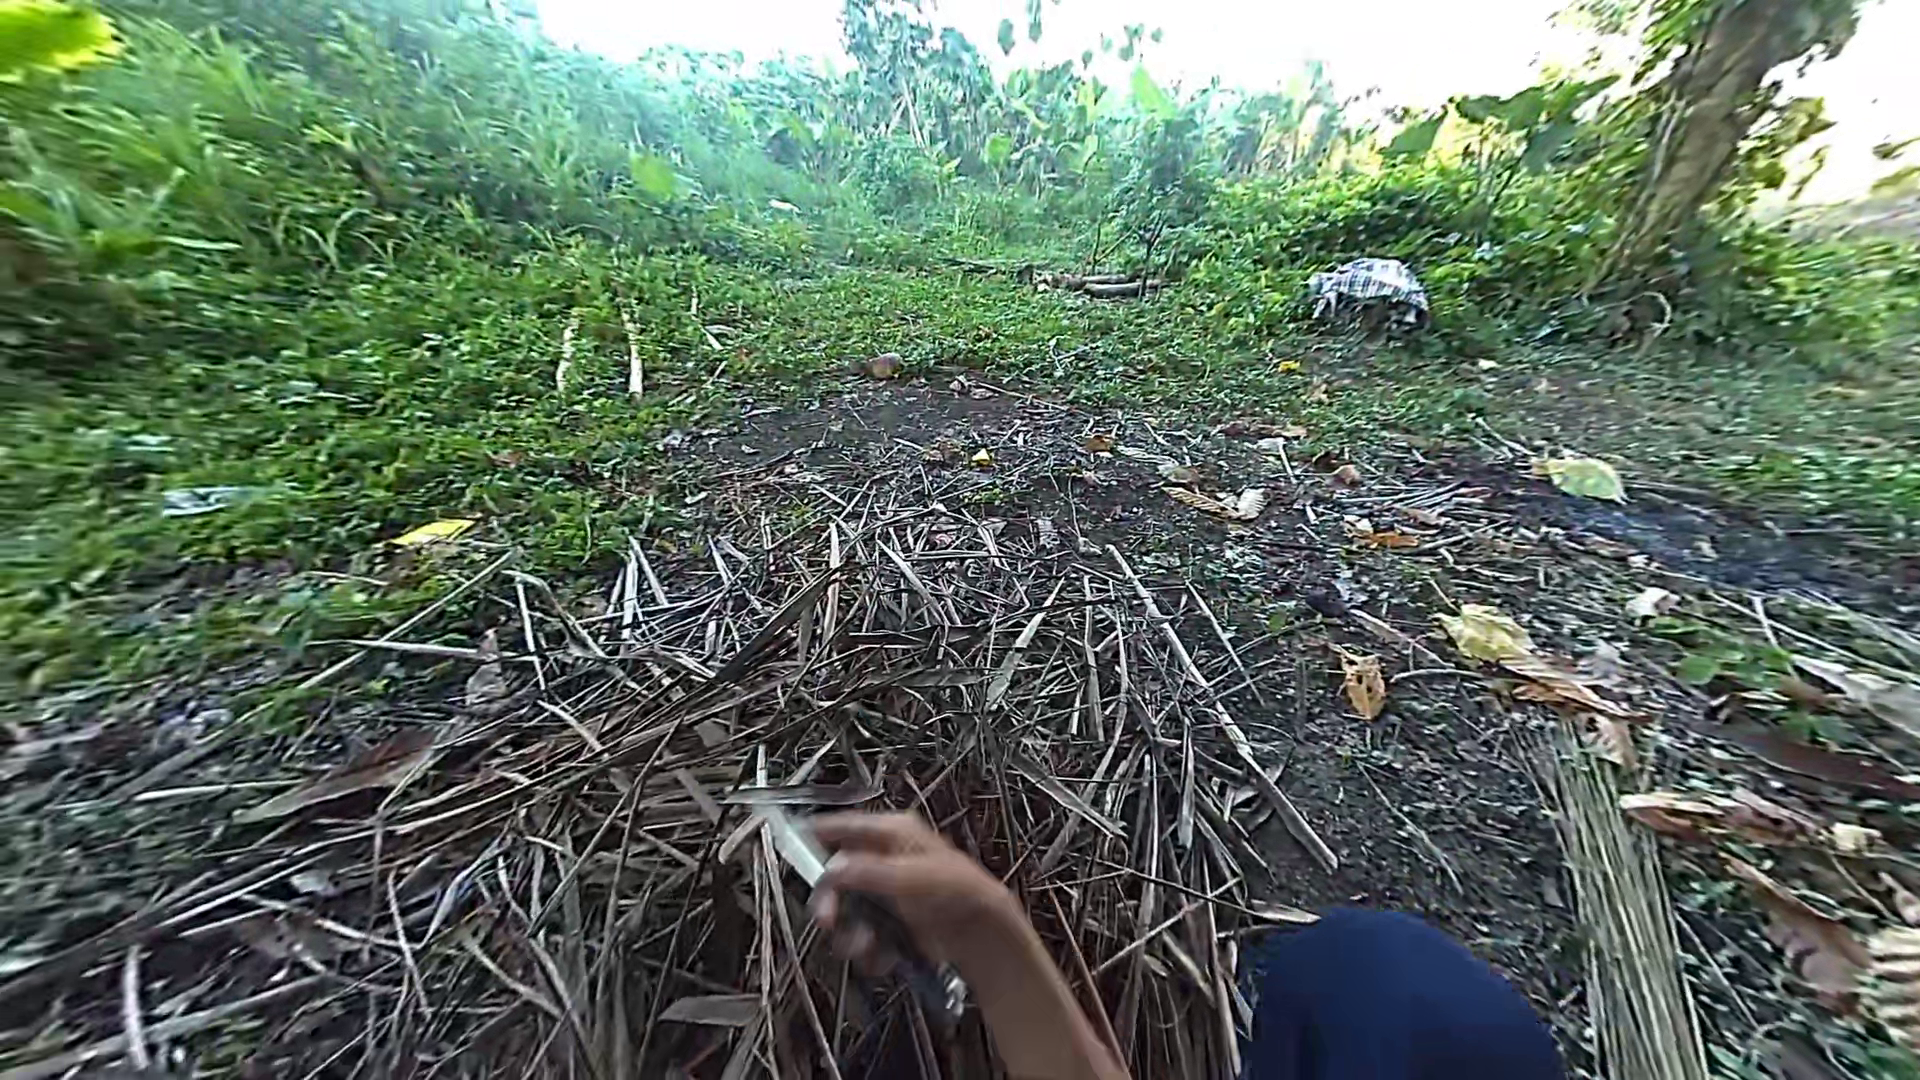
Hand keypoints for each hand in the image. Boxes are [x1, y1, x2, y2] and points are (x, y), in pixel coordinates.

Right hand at [807, 812, 1021, 975]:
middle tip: (827, 921)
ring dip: (851, 933)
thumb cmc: (952, 889)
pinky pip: (865, 933)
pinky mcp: (892, 922)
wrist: (982, 931)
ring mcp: (888, 890)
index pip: (846, 826)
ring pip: (849, 910)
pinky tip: (883, 958)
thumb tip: (831, 868)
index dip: (818, 834)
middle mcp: (885, 856)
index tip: (790, 845)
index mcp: (892, 832)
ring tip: (865, 947)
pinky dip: (869, 950)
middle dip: (832, 901)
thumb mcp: (909, 877)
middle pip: (839, 874)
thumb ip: (868, 872)